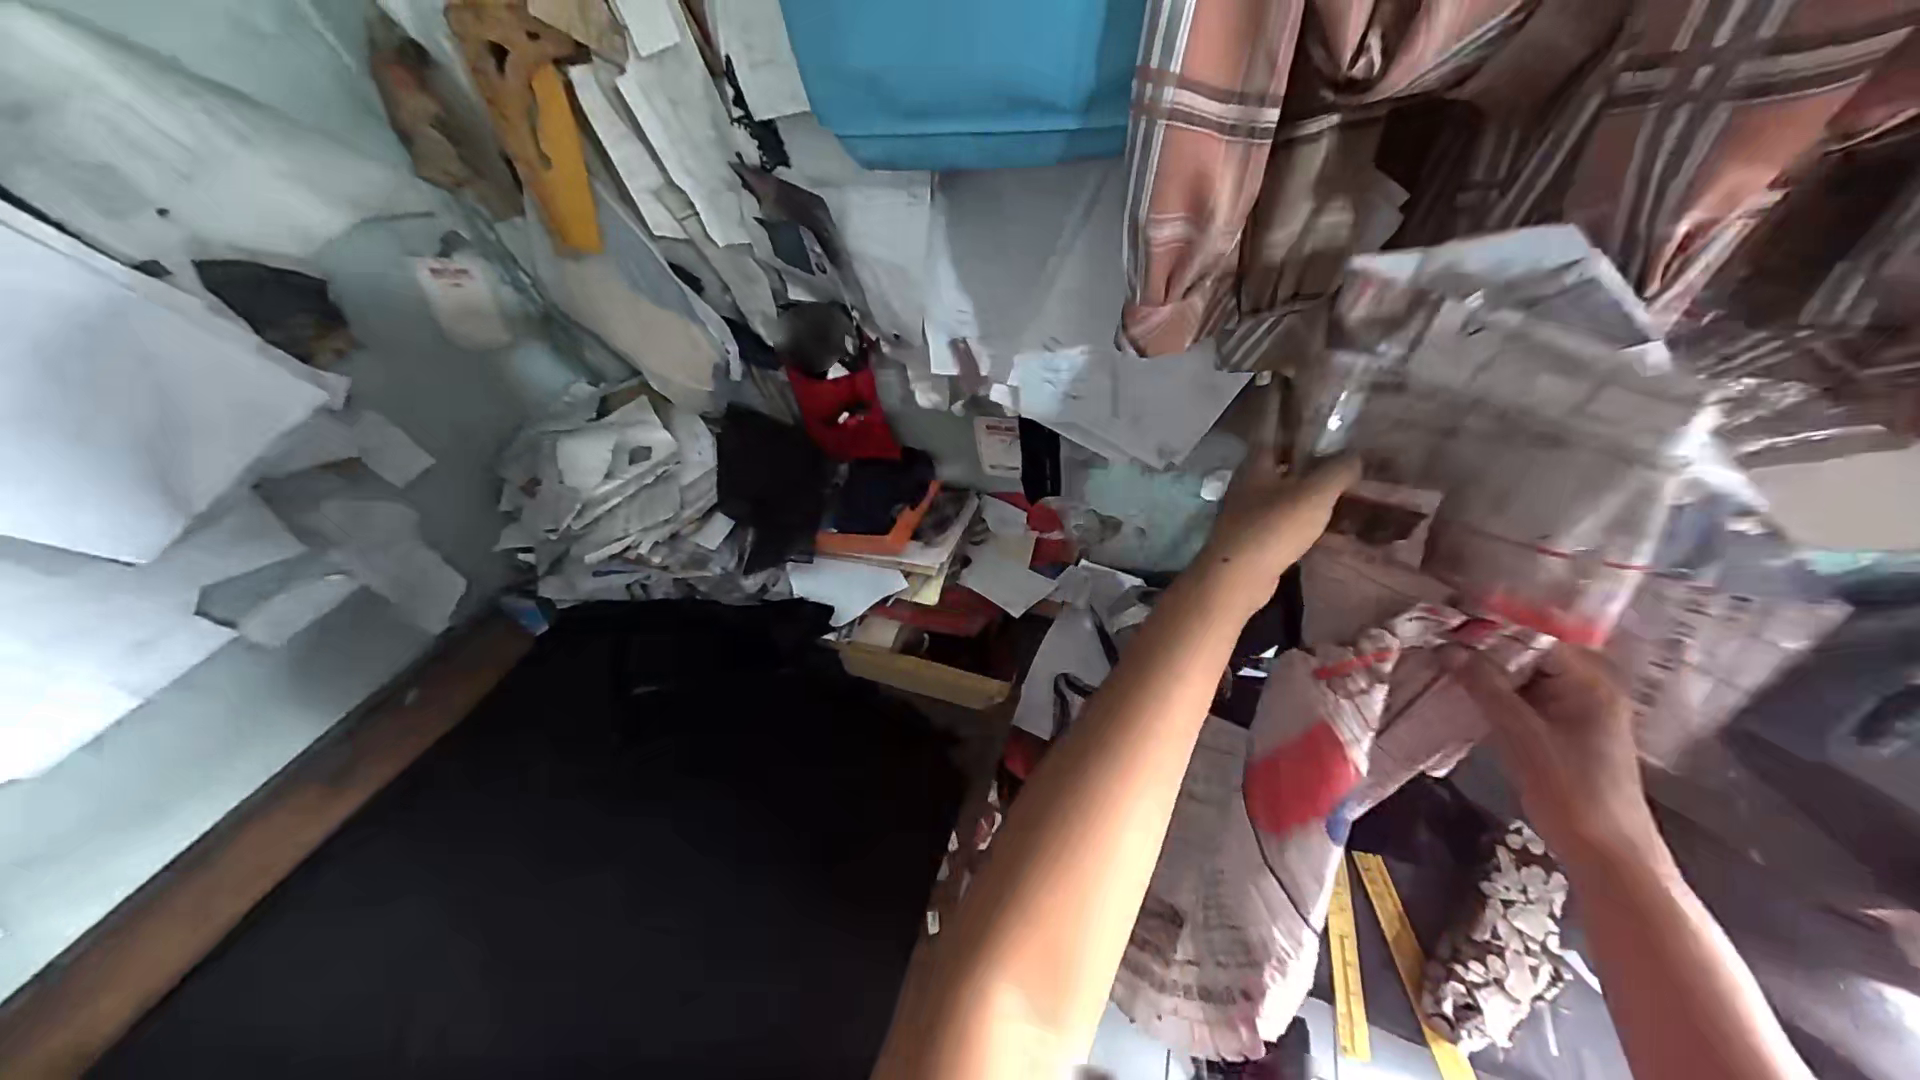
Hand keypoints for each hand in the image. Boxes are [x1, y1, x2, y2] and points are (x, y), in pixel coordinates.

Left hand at [1195, 382, 1360, 611]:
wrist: (1238, 576)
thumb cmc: (1273, 527)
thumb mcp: (1314, 493)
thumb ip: (1337, 470)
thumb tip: (1355, 454)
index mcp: (1255, 463)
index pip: (1272, 427)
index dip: (1291, 413)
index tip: (1315, 404)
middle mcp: (1247, 481)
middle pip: (1279, 459)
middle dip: (1307, 453)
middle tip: (1344, 446)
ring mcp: (1247, 509)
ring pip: (1282, 489)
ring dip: (1307, 485)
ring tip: (1343, 480)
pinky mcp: (1253, 535)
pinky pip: (1283, 515)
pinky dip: (1303, 512)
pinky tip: (1325, 517)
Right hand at [1448, 645, 1660, 863]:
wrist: (1606, 852)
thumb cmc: (1568, 787)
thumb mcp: (1519, 732)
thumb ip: (1484, 685)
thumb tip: (1447, 647)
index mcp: (1590, 683)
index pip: (1535, 639)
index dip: (1489, 632)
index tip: (1445, 629)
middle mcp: (1588, 690)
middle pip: (1528, 656)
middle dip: (1484, 651)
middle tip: (1438, 647)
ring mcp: (1577, 712)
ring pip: (1523, 679)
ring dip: (1486, 674)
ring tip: (1442, 667)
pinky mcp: (1562, 732)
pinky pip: (1524, 700)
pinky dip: (1495, 696)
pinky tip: (1463, 696)